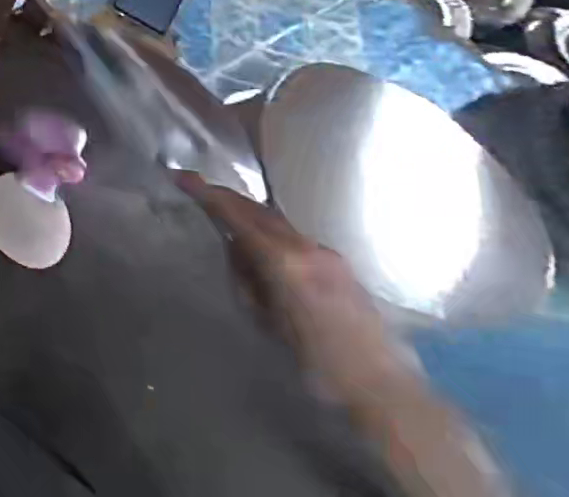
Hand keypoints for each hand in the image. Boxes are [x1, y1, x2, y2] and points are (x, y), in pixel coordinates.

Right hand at [177, 174, 508, 496]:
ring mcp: (327, 254)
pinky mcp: (341, 266)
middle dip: (226, 198)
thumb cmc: (316, 365)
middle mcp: (305, 246)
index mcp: (281, 259)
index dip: (205, 192)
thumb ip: (247, 280)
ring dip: (250, 217)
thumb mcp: (265, 322)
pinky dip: (272, 234)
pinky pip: (296, 238)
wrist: (386, 392)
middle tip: (199, 192)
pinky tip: (267, 254)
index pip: (234, 213)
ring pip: (278, 222)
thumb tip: (236, 252)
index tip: (181, 176)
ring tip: (230, 225)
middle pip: (257, 209)